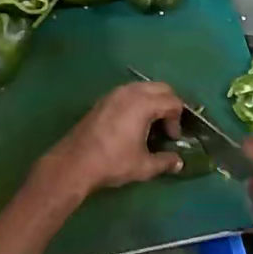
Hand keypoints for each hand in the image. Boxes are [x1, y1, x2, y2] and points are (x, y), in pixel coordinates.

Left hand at [30, 82, 185, 203]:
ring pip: (143, 87)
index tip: (171, 138)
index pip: (173, 102)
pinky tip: (133, 122)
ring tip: (152, 124)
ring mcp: (114, 93)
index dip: (177, 120)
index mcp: (143, 104)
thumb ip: (165, 162)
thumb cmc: (112, 162)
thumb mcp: (143, 166)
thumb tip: (179, 162)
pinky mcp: (103, 100)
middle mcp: (130, 92)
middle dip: (169, 105)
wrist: (74, 164)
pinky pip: (129, 92)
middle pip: (161, 88)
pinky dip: (138, 101)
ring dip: (153, 101)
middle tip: (167, 127)